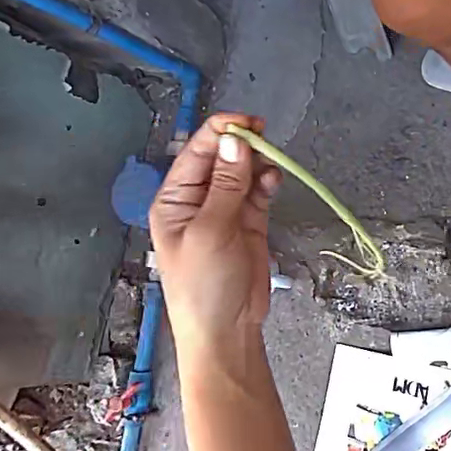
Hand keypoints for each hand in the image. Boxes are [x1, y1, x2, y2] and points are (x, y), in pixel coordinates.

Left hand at [150, 113, 281, 350]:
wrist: (226, 328)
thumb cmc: (205, 285)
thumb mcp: (211, 232)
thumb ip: (226, 186)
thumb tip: (235, 143)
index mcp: (175, 198)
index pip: (196, 153)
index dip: (220, 133)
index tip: (248, 122)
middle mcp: (199, 199)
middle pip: (222, 158)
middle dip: (243, 145)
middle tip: (266, 138)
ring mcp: (226, 210)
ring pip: (244, 172)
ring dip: (259, 163)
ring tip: (273, 165)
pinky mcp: (250, 222)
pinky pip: (259, 191)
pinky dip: (268, 182)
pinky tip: (274, 181)